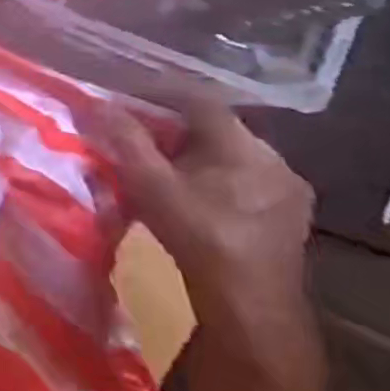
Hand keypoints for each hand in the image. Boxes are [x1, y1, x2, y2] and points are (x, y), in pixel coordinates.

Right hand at [93, 98, 313, 320]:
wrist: (248, 297)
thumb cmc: (195, 231)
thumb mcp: (147, 180)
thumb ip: (124, 137)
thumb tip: (98, 102)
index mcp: (243, 146)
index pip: (199, 100)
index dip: (160, 93)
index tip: (125, 99)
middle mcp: (275, 159)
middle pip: (216, 126)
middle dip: (174, 125)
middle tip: (137, 134)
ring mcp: (290, 187)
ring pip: (232, 152)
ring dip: (195, 150)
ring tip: (161, 164)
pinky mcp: (291, 211)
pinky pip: (247, 175)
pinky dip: (216, 172)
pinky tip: (195, 191)